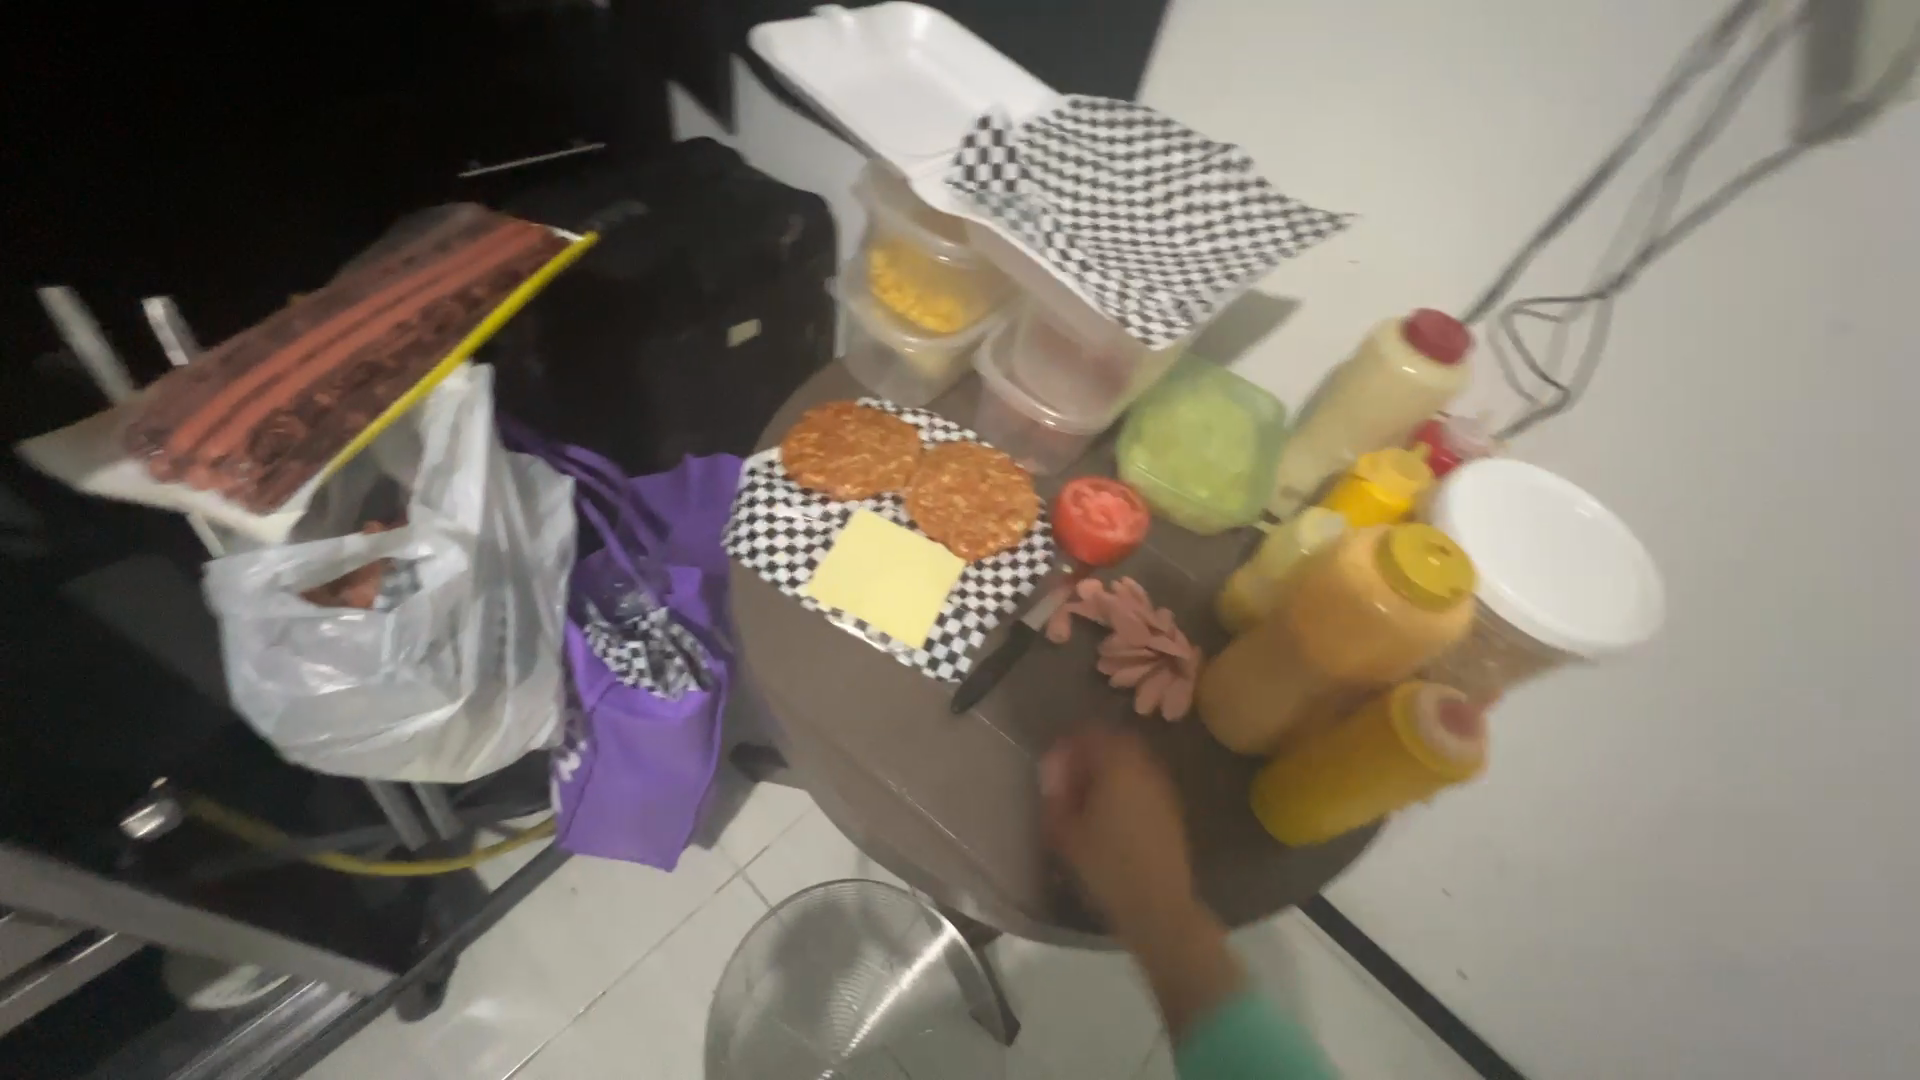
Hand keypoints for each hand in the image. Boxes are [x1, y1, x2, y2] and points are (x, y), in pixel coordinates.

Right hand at [1040, 727, 1199, 938]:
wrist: (1158, 905)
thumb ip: (1055, 797)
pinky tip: (1113, 816)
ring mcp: (1163, 788)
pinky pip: (1144, 785)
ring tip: (1090, 799)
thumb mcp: (1065, 832)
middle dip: (1091, 755)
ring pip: (1132, 764)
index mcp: (1117, 766)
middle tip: (1071, 778)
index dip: (1070, 744)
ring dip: (1110, 772)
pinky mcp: (1172, 810)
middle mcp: (1144, 768)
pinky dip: (1127, 789)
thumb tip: (1053, 778)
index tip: (1056, 763)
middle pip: (1115, 745)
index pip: (1092, 734)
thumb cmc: (1106, 865)